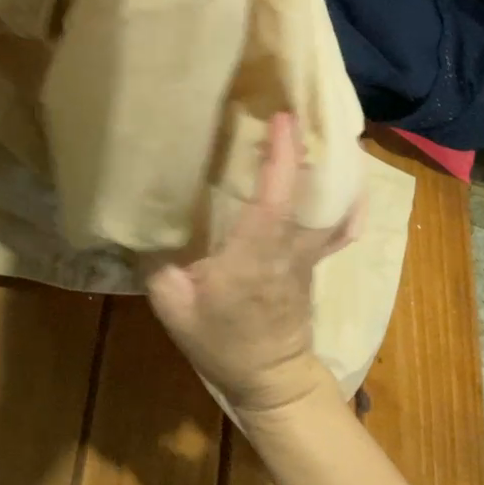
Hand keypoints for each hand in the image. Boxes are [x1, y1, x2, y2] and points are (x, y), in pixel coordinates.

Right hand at [144, 112, 350, 413]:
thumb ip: (154, 260)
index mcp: (254, 256)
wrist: (269, 382)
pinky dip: (349, 199)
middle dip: (307, 147)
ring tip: (319, 126)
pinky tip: (348, 175)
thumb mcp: (172, 306)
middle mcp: (289, 249)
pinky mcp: (313, 261)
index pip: (275, 201)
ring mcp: (308, 256)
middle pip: (310, 193)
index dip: (282, 159)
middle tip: (294, 102)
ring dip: (331, 165)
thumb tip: (134, 217)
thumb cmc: (220, 342)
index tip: (282, 117)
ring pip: (331, 205)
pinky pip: (340, 227)